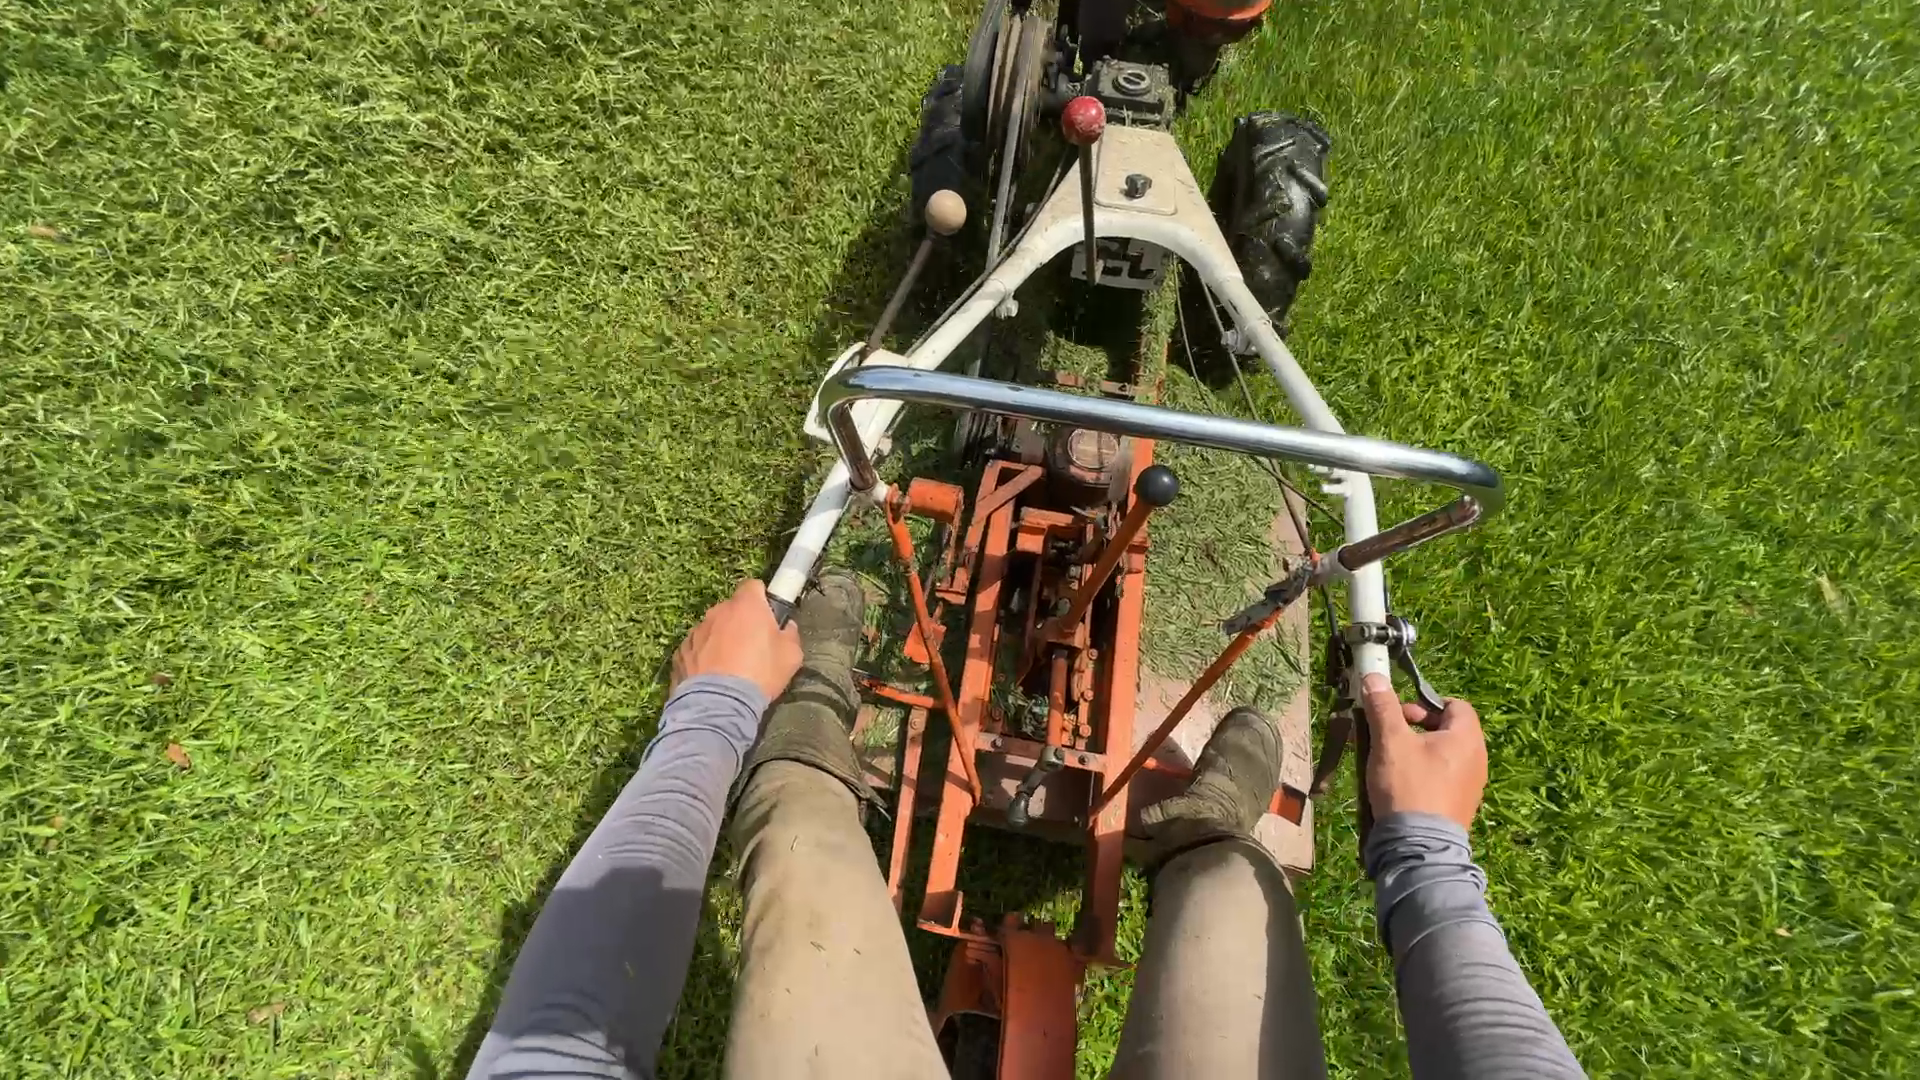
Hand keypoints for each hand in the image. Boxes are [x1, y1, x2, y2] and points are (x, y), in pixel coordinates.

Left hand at [671, 580, 801, 702]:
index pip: (753, 586)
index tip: (768, 615)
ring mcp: (696, 631)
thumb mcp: (791, 655)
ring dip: (722, 639)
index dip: (762, 598)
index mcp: (746, 605)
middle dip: (741, 621)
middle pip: (732, 608)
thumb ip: (790, 635)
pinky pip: (697, 648)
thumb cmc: (760, 674)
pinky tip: (713, 677)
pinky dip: (704, 657)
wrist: (718, 705)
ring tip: (730, 666)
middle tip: (753, 645)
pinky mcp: (680, 652)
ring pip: (713, 628)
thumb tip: (786, 628)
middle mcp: (718, 611)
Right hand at [1359, 673, 1487, 830]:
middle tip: (1389, 734)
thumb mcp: (1390, 741)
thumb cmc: (1408, 785)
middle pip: (1447, 727)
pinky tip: (1399, 780)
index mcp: (1467, 739)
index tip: (1399, 713)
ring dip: (1415, 747)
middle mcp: (1476, 759)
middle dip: (1415, 724)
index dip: (1426, 702)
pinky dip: (1422, 768)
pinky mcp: (1459, 802)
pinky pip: (1441, 773)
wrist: (1418, 844)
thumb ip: (1383, 707)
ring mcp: (1470, 783)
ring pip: (1442, 751)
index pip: (1455, 705)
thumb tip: (1374, 677)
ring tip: (1389, 757)